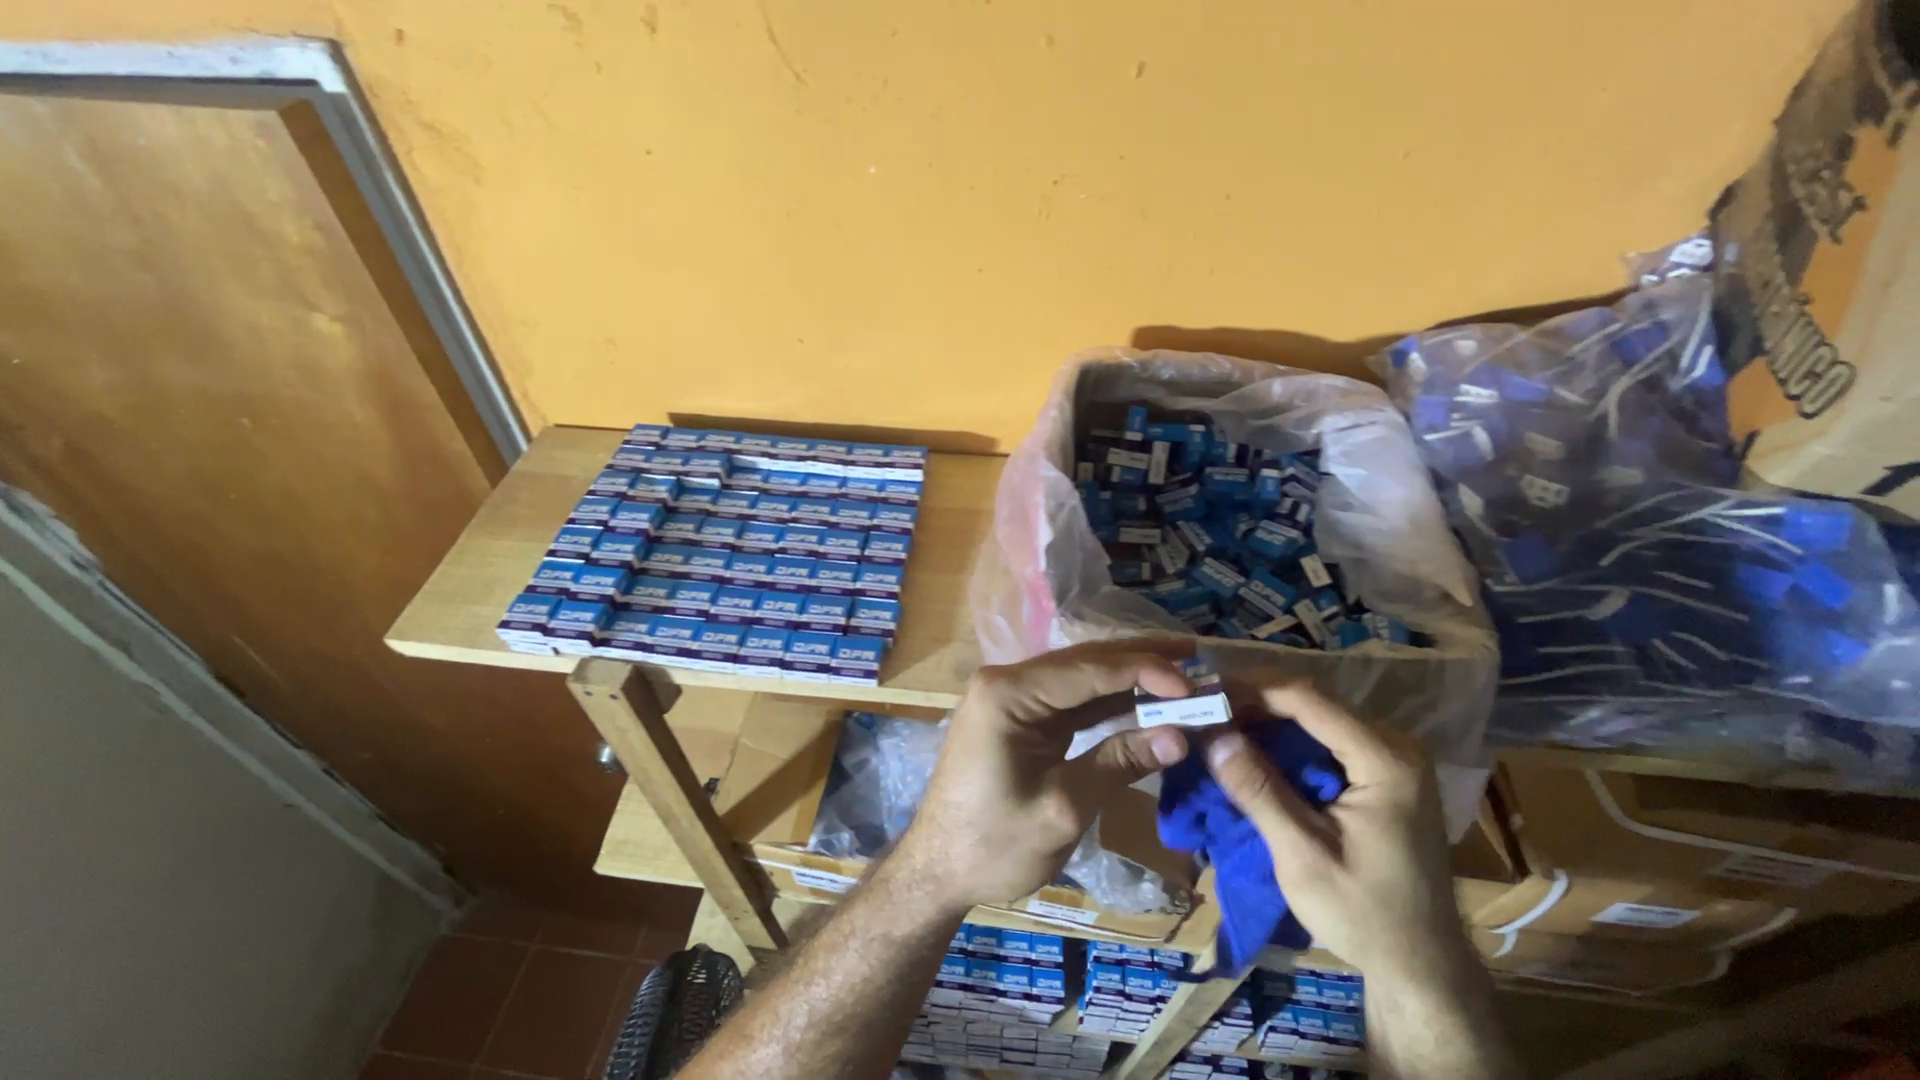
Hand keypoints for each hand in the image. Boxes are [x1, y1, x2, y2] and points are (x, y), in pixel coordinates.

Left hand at [892, 641, 1193, 912]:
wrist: (937, 871)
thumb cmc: (994, 845)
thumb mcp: (1064, 807)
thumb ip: (1120, 762)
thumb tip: (1182, 735)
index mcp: (1009, 693)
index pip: (1090, 668)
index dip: (1147, 670)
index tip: (1196, 683)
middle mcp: (1007, 682)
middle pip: (1086, 662)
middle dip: (1143, 661)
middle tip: (1200, 658)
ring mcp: (1012, 699)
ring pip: (1082, 678)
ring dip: (1130, 678)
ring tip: (1185, 673)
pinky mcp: (1019, 719)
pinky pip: (1071, 701)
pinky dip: (1109, 703)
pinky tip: (1146, 701)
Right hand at [1204, 683, 1470, 981]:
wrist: (1420, 964)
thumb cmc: (1363, 913)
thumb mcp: (1301, 854)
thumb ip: (1259, 790)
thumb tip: (1213, 735)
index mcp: (1386, 761)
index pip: (1308, 699)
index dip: (1251, 689)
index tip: (1203, 692)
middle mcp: (1396, 747)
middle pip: (1315, 702)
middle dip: (1255, 700)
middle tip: (1203, 708)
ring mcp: (1394, 760)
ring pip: (1319, 717)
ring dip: (1268, 718)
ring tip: (1218, 723)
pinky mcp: (1384, 776)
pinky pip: (1329, 740)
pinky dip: (1287, 740)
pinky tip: (1253, 748)